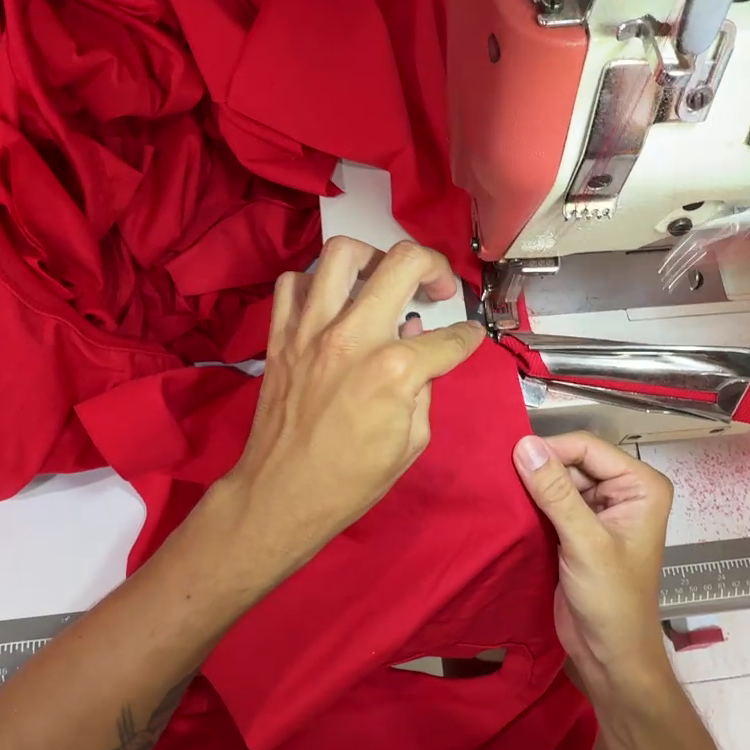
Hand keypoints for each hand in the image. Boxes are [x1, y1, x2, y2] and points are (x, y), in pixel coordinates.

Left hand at [215, 236, 484, 579]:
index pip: (448, 336)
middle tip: (437, 287)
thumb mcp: (412, 443)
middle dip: (434, 266)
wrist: (282, 495)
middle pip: (403, 263)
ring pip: (343, 254)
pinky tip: (332, 302)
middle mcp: (353, 336)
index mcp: (395, 371)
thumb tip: (419, 348)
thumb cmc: (352, 480)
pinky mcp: (280, 335)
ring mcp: (311, 330)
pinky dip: (316, 282)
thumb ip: (424, 387)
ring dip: (373, 257)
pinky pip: (294, 283)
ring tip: (382, 279)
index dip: (468, 335)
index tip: (469, 334)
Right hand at [512, 432, 673, 693]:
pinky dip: (532, 504)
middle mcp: (624, 491)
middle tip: (500, 475)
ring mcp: (601, 510)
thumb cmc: (611, 601)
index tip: (509, 459)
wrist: (610, 655)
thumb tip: (523, 445)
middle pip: (572, 461)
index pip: (588, 448)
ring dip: (532, 486)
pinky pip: (551, 502)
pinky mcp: (578, 529)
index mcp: (641, 486)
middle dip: (540, 468)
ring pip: (558, 480)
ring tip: (500, 489)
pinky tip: (509, 506)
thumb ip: (555, 493)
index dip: (550, 449)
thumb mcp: (584, 543)